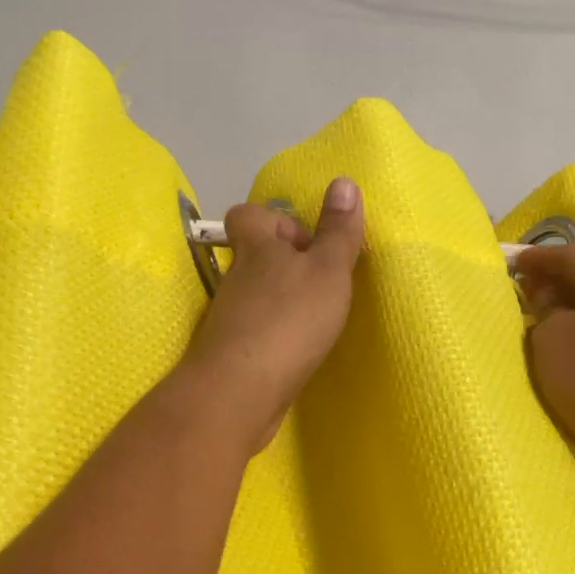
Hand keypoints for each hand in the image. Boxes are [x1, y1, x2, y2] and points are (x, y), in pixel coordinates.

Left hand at [179, 178, 364, 452]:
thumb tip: (344, 180)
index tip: (307, 242)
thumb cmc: (288, 321)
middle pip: (255, 258)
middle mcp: (236, 278)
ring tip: (316, 322)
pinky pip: (256, 333)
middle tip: (322, 286)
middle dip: (287, 266)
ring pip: (256, 297)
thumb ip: (338, 231)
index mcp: (256, 248)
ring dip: (283, 303)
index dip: (275, 220)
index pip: (249, 215)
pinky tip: (298, 353)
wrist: (240, 392)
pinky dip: (276, 337)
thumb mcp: (327, 271)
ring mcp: (230, 318)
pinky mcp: (232, 355)